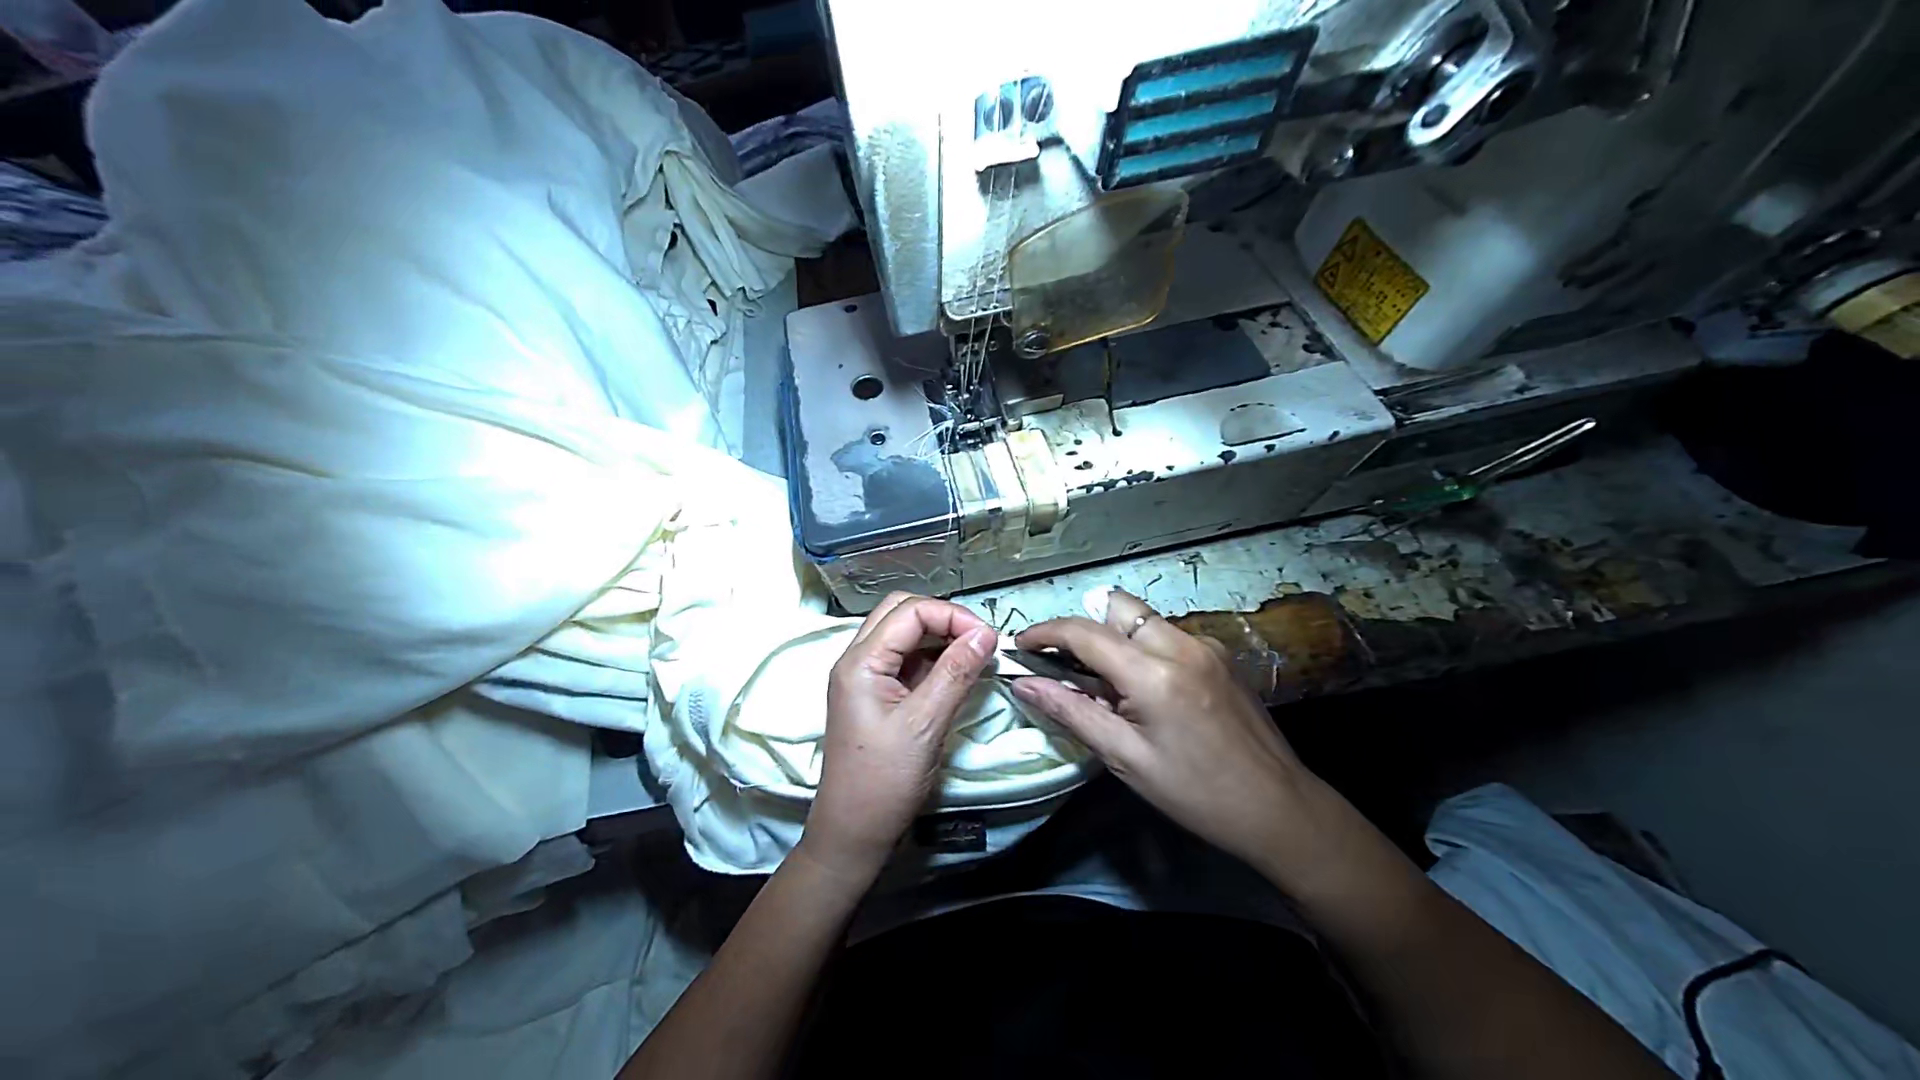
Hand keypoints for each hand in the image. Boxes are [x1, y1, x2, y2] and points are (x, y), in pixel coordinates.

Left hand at [802, 593, 997, 880]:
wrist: (854, 831)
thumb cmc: (885, 781)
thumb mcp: (925, 724)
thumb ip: (956, 673)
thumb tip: (986, 633)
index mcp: (860, 662)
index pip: (909, 612)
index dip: (951, 615)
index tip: (987, 638)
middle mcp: (857, 660)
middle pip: (901, 612)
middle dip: (943, 617)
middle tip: (978, 641)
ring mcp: (866, 677)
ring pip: (903, 634)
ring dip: (939, 636)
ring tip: (973, 655)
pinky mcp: (877, 694)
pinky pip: (906, 660)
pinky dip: (933, 657)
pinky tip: (957, 672)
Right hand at [1010, 589, 1311, 868]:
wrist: (1280, 808)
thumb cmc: (1196, 793)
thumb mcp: (1125, 758)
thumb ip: (1072, 712)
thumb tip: (1024, 685)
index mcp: (1154, 672)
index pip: (1084, 632)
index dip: (1045, 633)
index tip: (1021, 646)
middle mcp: (1181, 644)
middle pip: (1116, 608)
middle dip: (1084, 629)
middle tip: (1068, 669)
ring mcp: (1206, 645)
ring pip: (1142, 620)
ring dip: (1114, 640)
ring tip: (1107, 687)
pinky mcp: (1221, 655)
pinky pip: (1167, 636)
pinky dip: (1143, 651)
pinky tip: (1147, 694)